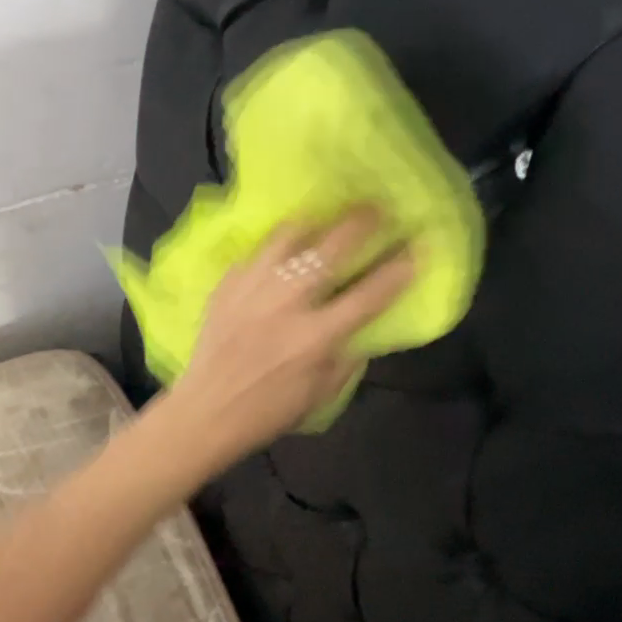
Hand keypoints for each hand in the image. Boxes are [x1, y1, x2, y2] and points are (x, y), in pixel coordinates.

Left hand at [158, 208, 414, 468]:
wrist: (206, 411)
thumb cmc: (268, 411)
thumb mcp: (320, 394)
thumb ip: (346, 357)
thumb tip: (361, 329)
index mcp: (315, 337)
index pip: (368, 295)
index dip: (397, 270)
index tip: (414, 249)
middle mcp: (286, 304)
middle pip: (331, 250)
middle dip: (361, 224)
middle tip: (376, 209)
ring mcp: (253, 289)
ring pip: (288, 238)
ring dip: (314, 225)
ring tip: (324, 219)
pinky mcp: (227, 286)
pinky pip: (256, 254)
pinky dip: (275, 249)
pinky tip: (281, 251)